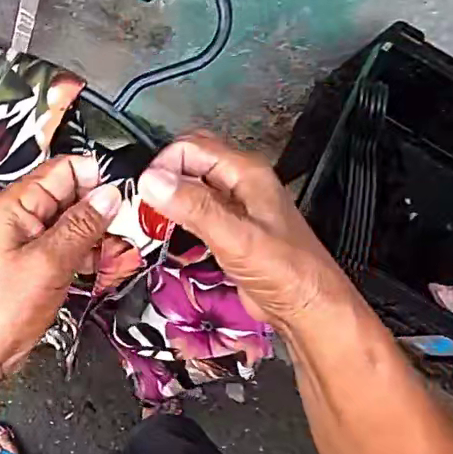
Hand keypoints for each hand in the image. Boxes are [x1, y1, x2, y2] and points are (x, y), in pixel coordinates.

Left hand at [0, 155, 121, 373]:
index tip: (126, 202)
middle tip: (127, 238)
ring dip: (104, 241)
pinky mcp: (41, 263)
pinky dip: (93, 258)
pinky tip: (106, 272)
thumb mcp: (49, 262)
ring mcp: (33, 241)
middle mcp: (24, 216)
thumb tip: (111, 194)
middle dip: (106, 216)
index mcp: (18, 203)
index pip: (68, 169)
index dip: (100, 181)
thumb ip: (83, 225)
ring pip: (81, 225)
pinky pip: (74, 249)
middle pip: (78, 197)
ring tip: (118, 261)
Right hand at [137, 134, 351, 331]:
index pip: (191, 147)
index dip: (164, 166)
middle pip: (191, 163)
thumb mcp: (236, 238)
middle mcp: (242, 182)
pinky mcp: (232, 230)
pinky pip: (199, 213)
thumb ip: (195, 208)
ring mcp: (237, 206)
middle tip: (144, 207)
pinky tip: (170, 237)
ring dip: (170, 201)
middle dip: (164, 179)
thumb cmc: (285, 272)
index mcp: (247, 172)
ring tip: (150, 222)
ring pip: (193, 189)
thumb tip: (153, 181)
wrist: (308, 307)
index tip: (146, 195)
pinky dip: (181, 220)